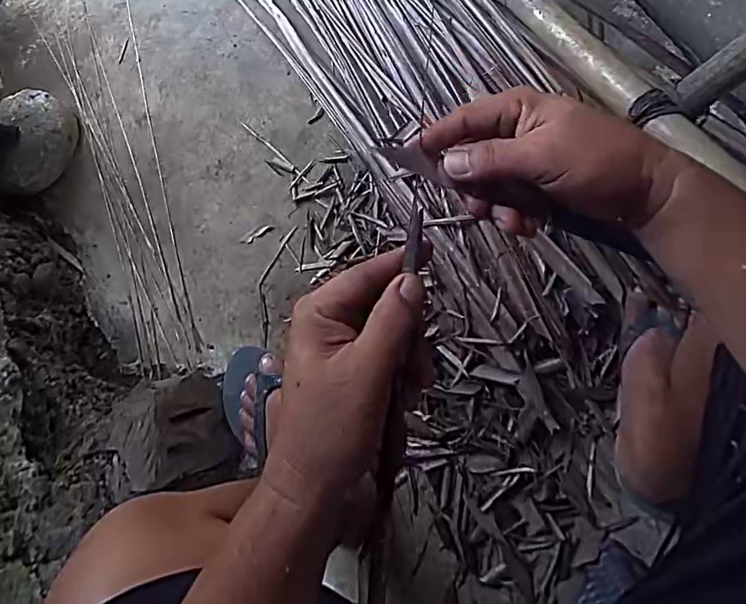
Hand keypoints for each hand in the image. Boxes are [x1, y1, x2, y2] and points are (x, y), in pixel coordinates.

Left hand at [262, 249, 425, 512]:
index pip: (366, 273)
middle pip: (386, 301)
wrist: (316, 493)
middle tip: (414, 360)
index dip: (399, 264)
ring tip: (408, 388)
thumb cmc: (327, 435)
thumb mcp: (366, 371)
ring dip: (410, 356)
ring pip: (394, 329)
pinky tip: (402, 396)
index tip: (429, 252)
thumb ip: (392, 321)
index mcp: (319, 313)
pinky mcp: (357, 370)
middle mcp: (329, 324)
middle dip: (408, 329)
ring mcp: (344, 348)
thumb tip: (411, 280)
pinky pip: (392, 354)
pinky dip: (404, 372)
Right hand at [419, 88, 693, 232]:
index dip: (438, 136)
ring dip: (495, 204)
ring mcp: (527, 158)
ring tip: (514, 220)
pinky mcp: (538, 184)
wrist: (647, 193)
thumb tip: (445, 162)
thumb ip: (491, 159)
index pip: (465, 117)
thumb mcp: (541, 156)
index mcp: (516, 109)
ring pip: (489, 181)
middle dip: (472, 184)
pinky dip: (514, 213)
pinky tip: (529, 224)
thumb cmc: (596, 160)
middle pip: (472, 155)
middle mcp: (516, 130)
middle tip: (476, 207)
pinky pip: (509, 198)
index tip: (412, 156)